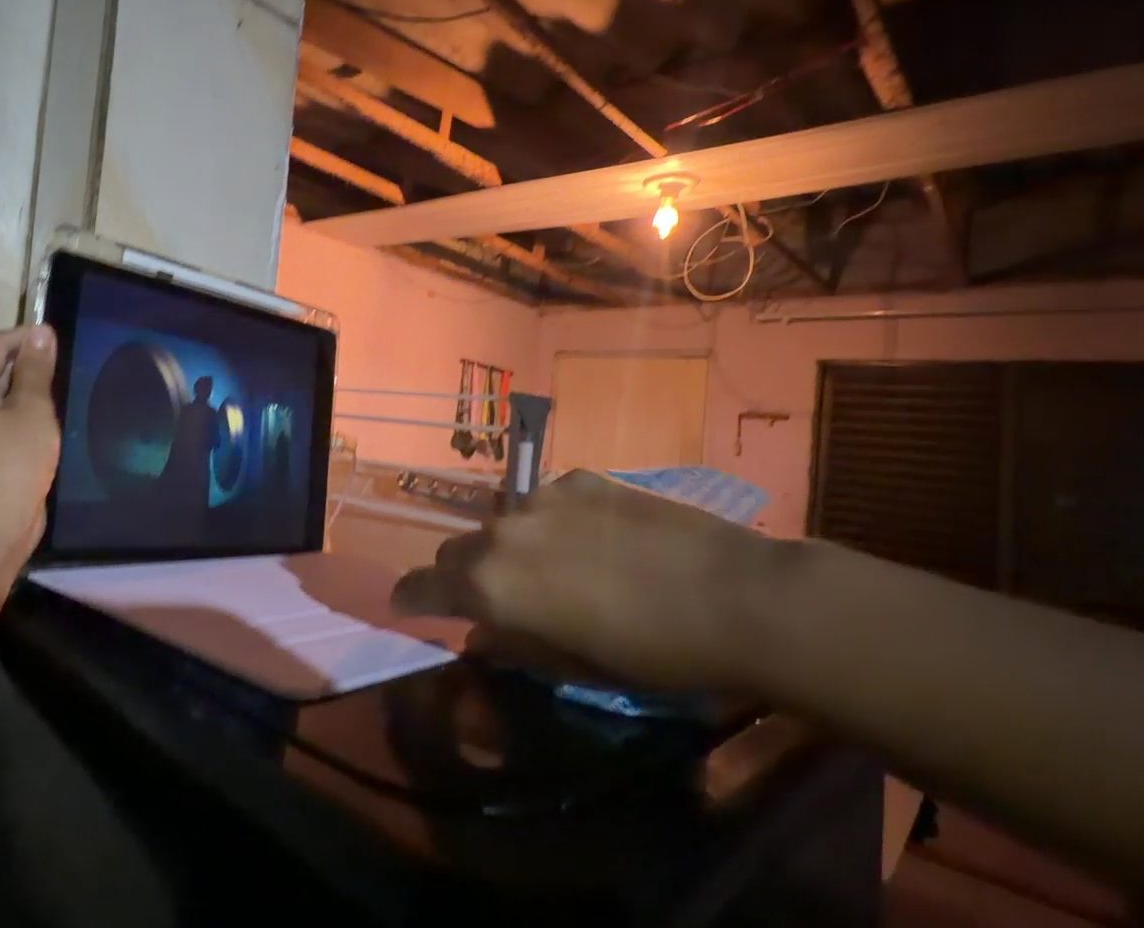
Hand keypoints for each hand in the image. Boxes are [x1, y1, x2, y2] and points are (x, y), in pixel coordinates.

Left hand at [0, 326, 60, 564]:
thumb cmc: (12, 461)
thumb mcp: (32, 409)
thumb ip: (36, 369)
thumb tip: (39, 332)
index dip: (27, 337)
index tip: (62, 341)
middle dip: (27, 366)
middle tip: (67, 369)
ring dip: (26, 396)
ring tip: (61, 395)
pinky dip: (20, 420)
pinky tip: (46, 427)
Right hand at [392, 469, 782, 690]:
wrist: (738, 598)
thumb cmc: (651, 652)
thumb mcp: (571, 664)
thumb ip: (513, 645)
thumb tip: (481, 636)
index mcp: (490, 584)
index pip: (423, 585)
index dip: (410, 598)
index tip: (406, 606)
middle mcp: (502, 532)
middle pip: (458, 549)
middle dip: (462, 574)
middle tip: (494, 598)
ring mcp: (541, 498)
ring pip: (501, 523)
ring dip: (508, 547)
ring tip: (551, 568)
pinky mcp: (580, 479)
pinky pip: (543, 501)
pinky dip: (549, 522)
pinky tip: (591, 540)